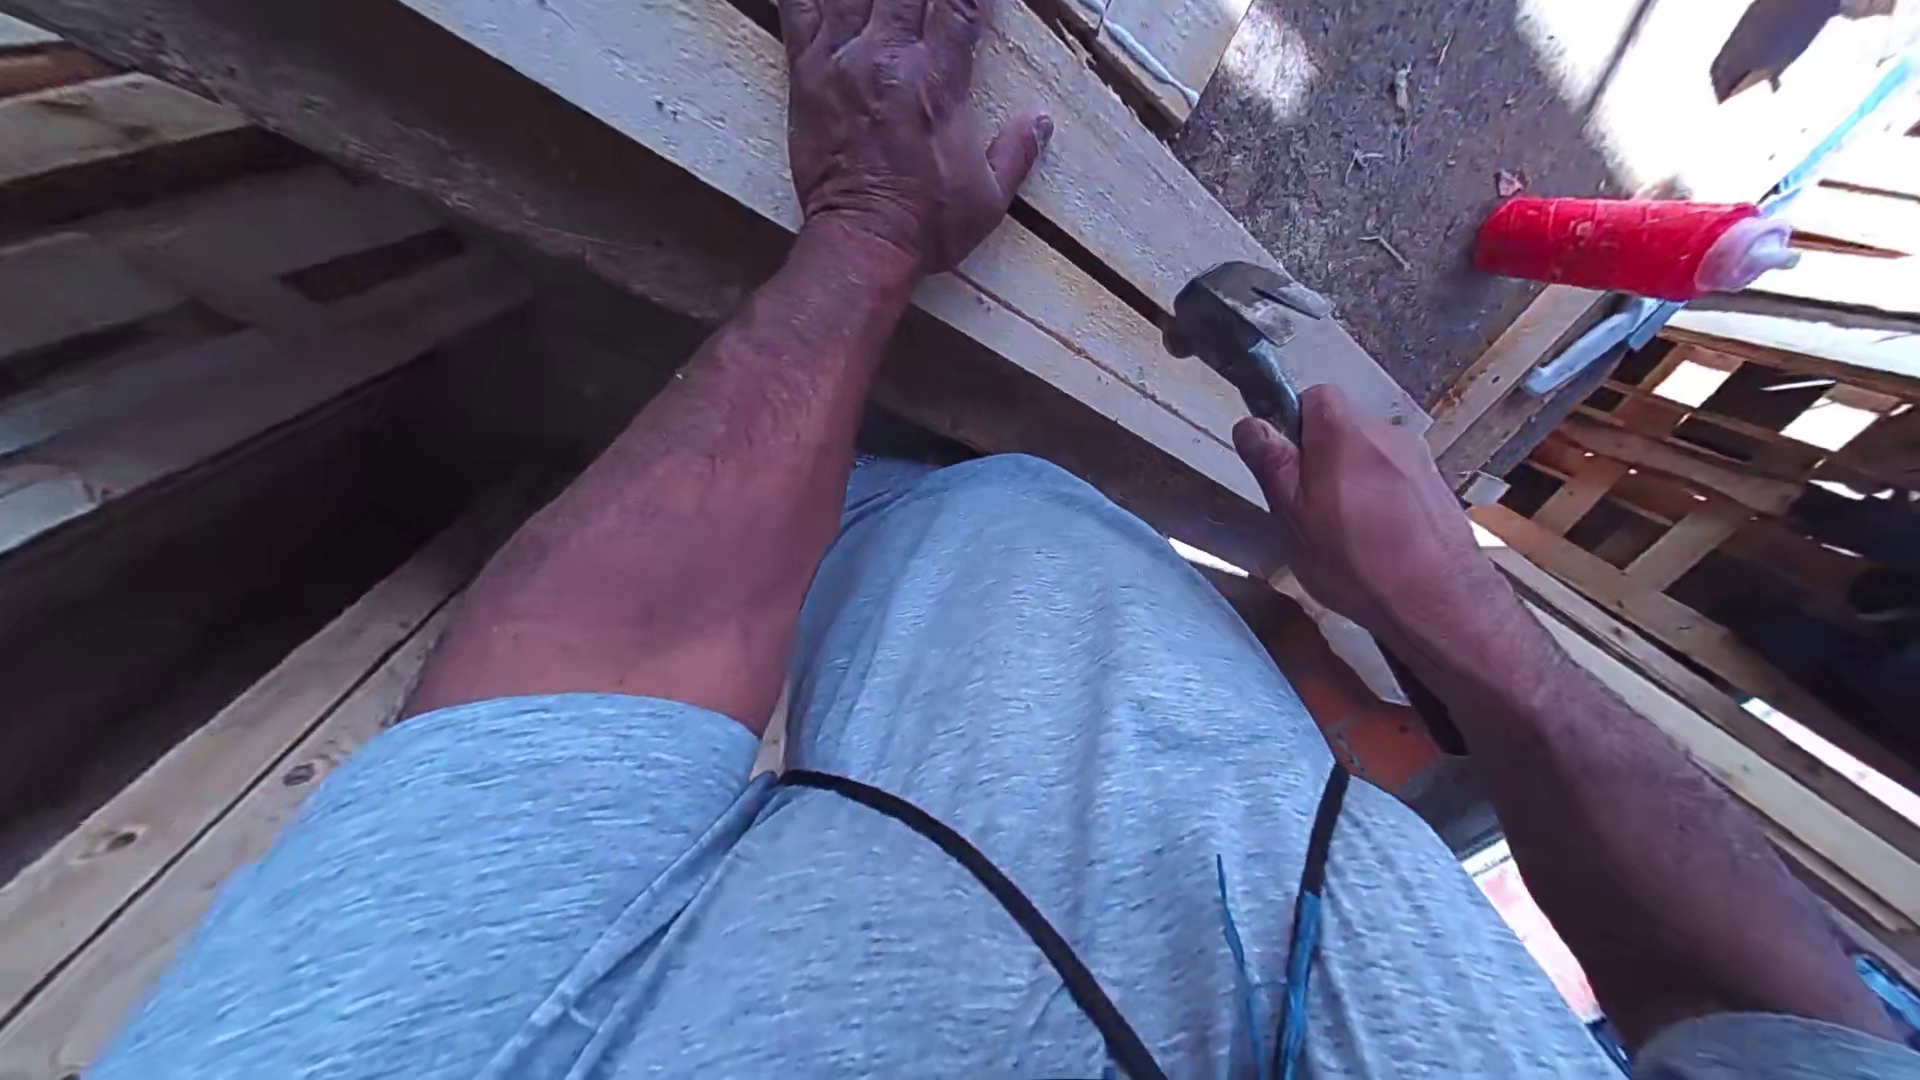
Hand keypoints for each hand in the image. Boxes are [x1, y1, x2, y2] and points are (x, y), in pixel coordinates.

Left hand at [778, 0, 1050, 274]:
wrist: (864, 246)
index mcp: (938, 84)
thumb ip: (1016, 154)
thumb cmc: (926, 228)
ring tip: (888, 5)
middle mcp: (889, 58)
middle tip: (927, 8)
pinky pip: (798, 4)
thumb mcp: (988, 202)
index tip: (976, 4)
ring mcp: (842, 60)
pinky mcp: (806, 73)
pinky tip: (832, 0)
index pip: (961, 2)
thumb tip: (1043, 120)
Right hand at [1233, 386, 1504, 647]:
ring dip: (1345, 478)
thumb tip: (1250, 424)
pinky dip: (1374, 496)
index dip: (1290, 422)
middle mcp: (1388, 434)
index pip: (1313, 395)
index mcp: (1346, 433)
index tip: (1281, 461)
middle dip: (1316, 456)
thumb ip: (1270, 462)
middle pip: (1340, 427)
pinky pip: (1390, 477)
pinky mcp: (1436, 488)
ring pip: (1365, 454)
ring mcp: (1418, 460)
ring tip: (1336, 528)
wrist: (1438, 603)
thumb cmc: (1352, 558)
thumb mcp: (1291, 512)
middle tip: (1302, 505)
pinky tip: (1369, 538)